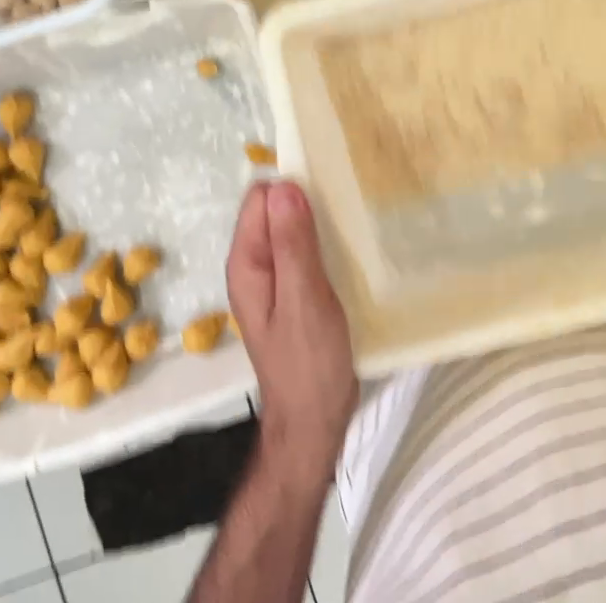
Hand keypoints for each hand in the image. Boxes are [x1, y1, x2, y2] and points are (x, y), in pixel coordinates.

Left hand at [226, 181, 358, 485]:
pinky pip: (307, 251)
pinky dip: (327, 244)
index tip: (332, 188)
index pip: (262, 198)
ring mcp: (276, 279)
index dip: (294, 186)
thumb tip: (285, 185)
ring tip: (359, 219)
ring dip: (322, 222)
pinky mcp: (297, 292)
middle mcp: (255, 265)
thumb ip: (293, 244)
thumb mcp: (303, 299)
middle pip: (277, 210)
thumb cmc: (309, 362)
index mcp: (247, 262)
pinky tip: (354, 248)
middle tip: (352, 203)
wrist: (315, 420)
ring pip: (295, 229)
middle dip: (309, 200)